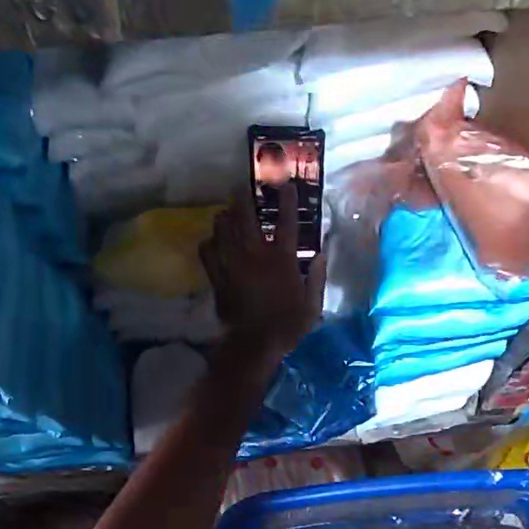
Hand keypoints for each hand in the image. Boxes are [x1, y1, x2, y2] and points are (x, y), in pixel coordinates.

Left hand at [199, 184, 323, 370]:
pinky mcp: (217, 276)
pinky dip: (210, 242)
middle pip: (245, 216)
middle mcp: (255, 254)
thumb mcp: (312, 305)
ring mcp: (232, 263)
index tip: (285, 184)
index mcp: (282, 259)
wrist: (253, 344)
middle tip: (243, 189)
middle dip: (244, 199)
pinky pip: (207, 250)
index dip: (286, 201)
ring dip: (225, 216)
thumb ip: (317, 277)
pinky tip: (213, 241)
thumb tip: (321, 253)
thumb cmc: (287, 326)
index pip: (286, 222)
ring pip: (223, 228)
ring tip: (227, 212)